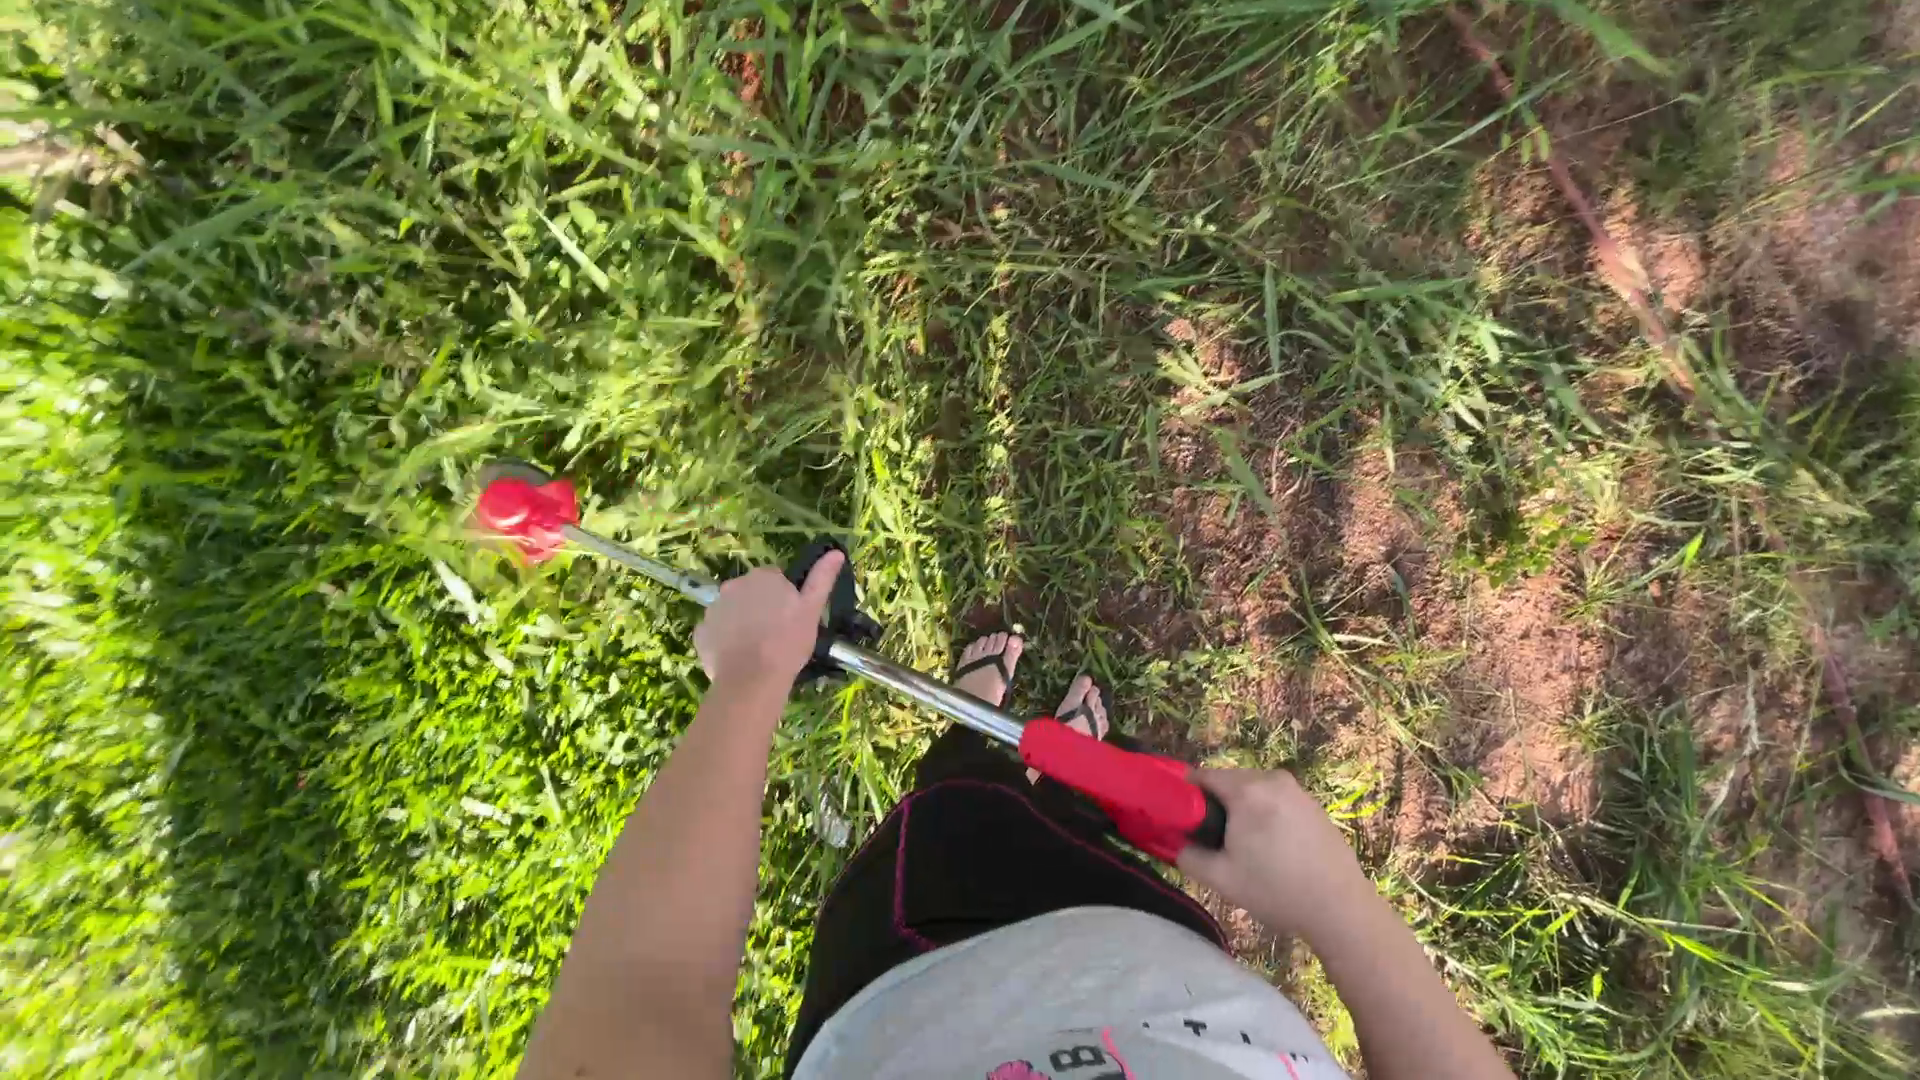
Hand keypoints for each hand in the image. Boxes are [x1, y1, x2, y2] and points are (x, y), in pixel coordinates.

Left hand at [692, 551, 843, 687]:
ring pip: (732, 611)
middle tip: (776, 633)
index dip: (784, 598)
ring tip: (757, 648)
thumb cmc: (788, 642)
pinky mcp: (701, 632)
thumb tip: (836, 552)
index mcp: (763, 576)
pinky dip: (725, 640)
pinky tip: (739, 657)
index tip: (790, 618)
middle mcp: (733, 585)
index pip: (774, 578)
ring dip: (742, 622)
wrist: (752, 679)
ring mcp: (713, 609)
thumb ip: (821, 578)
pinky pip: (716, 631)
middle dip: (761, 607)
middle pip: (750, 592)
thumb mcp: (812, 610)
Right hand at [1177, 768, 1376, 942]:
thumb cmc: (1276, 890)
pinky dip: (1266, 815)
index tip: (1184, 821)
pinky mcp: (1313, 804)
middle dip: (1216, 804)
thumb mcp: (1221, 878)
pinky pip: (1275, 799)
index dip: (1186, 796)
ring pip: (1253, 790)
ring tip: (1246, 846)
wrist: (1341, 909)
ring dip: (1242, 810)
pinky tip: (1273, 847)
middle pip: (1228, 781)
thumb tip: (1174, 842)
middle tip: (1215, 839)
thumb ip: (1187, 855)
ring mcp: (1296, 790)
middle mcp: (1271, 779)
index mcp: (1246, 789)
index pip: (1201, 776)